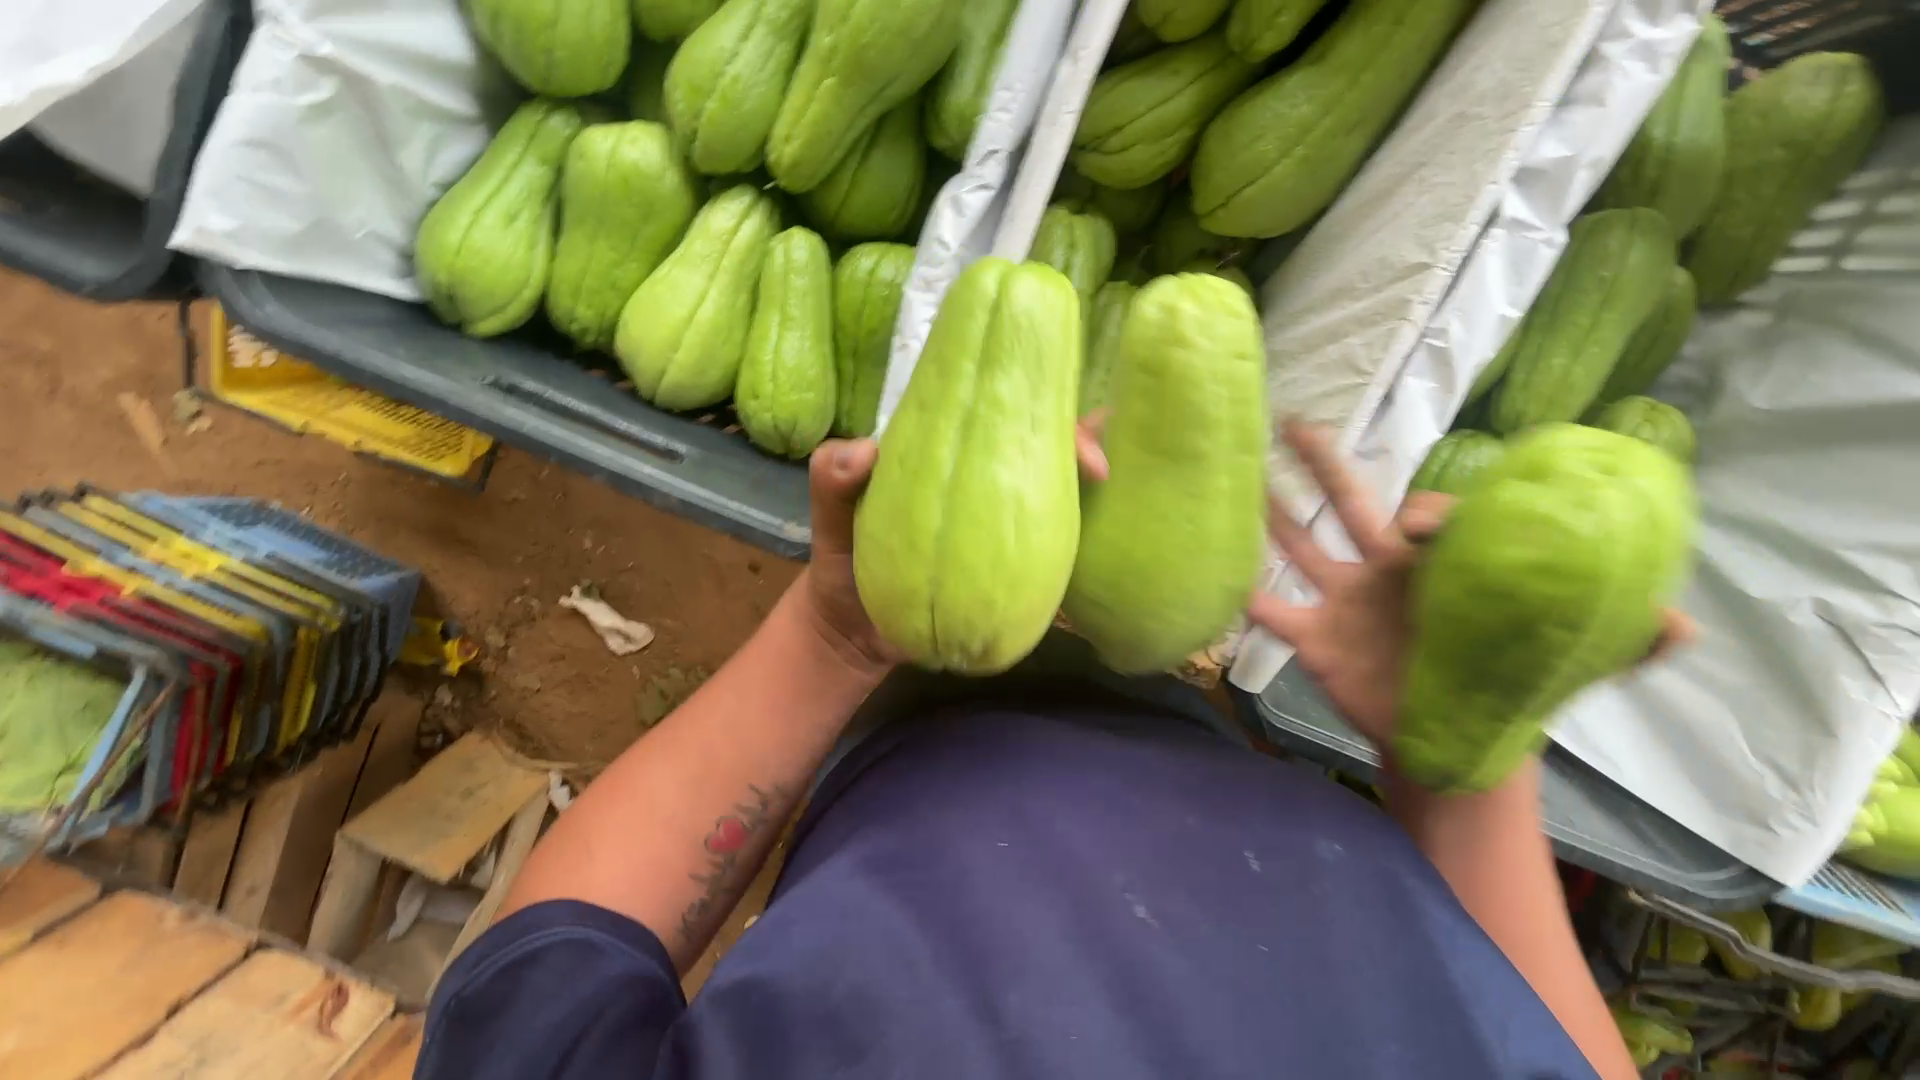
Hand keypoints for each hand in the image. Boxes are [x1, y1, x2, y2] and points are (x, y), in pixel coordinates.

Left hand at [801, 415, 1115, 677]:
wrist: (852, 631)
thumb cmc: (840, 562)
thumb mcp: (826, 515)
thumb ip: (831, 479)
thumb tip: (868, 453)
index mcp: (939, 451)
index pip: (989, 412)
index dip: (1024, 403)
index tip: (1045, 427)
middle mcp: (974, 479)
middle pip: (1029, 445)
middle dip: (1071, 441)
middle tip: (1099, 461)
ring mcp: (993, 525)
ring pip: (1047, 490)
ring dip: (1080, 485)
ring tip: (1112, 480)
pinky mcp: (1004, 566)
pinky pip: (1043, 543)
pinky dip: (1072, 535)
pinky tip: (1097, 537)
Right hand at [1247, 422, 1695, 749]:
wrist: (1453, 746)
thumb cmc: (1505, 690)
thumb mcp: (1571, 660)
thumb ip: (1622, 639)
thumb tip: (1684, 623)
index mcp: (1437, 565)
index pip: (1422, 513)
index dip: (1421, 510)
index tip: (1416, 527)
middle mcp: (1381, 570)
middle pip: (1345, 504)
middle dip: (1321, 464)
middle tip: (1290, 422)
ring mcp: (1341, 602)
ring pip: (1296, 545)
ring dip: (1267, 514)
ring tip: (1233, 480)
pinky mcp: (1312, 640)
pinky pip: (1266, 610)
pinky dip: (1238, 593)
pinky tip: (1209, 572)